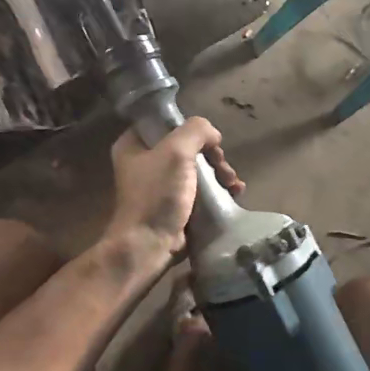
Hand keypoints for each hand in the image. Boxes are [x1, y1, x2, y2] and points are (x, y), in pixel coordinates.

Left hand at [103, 117, 242, 267]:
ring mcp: (161, 186)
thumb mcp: (176, 152)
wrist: (149, 246)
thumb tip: (213, 135)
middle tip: (223, 168)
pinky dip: (218, 190)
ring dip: (220, 174)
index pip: (167, 123)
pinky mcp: (176, 206)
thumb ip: (196, 131)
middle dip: (213, 157)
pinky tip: (235, 193)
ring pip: (198, 169)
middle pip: (188, 148)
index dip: (191, 129)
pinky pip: (201, 191)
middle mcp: (145, 162)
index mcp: (134, 144)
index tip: (210, 142)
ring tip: (233, 185)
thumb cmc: (156, 195)